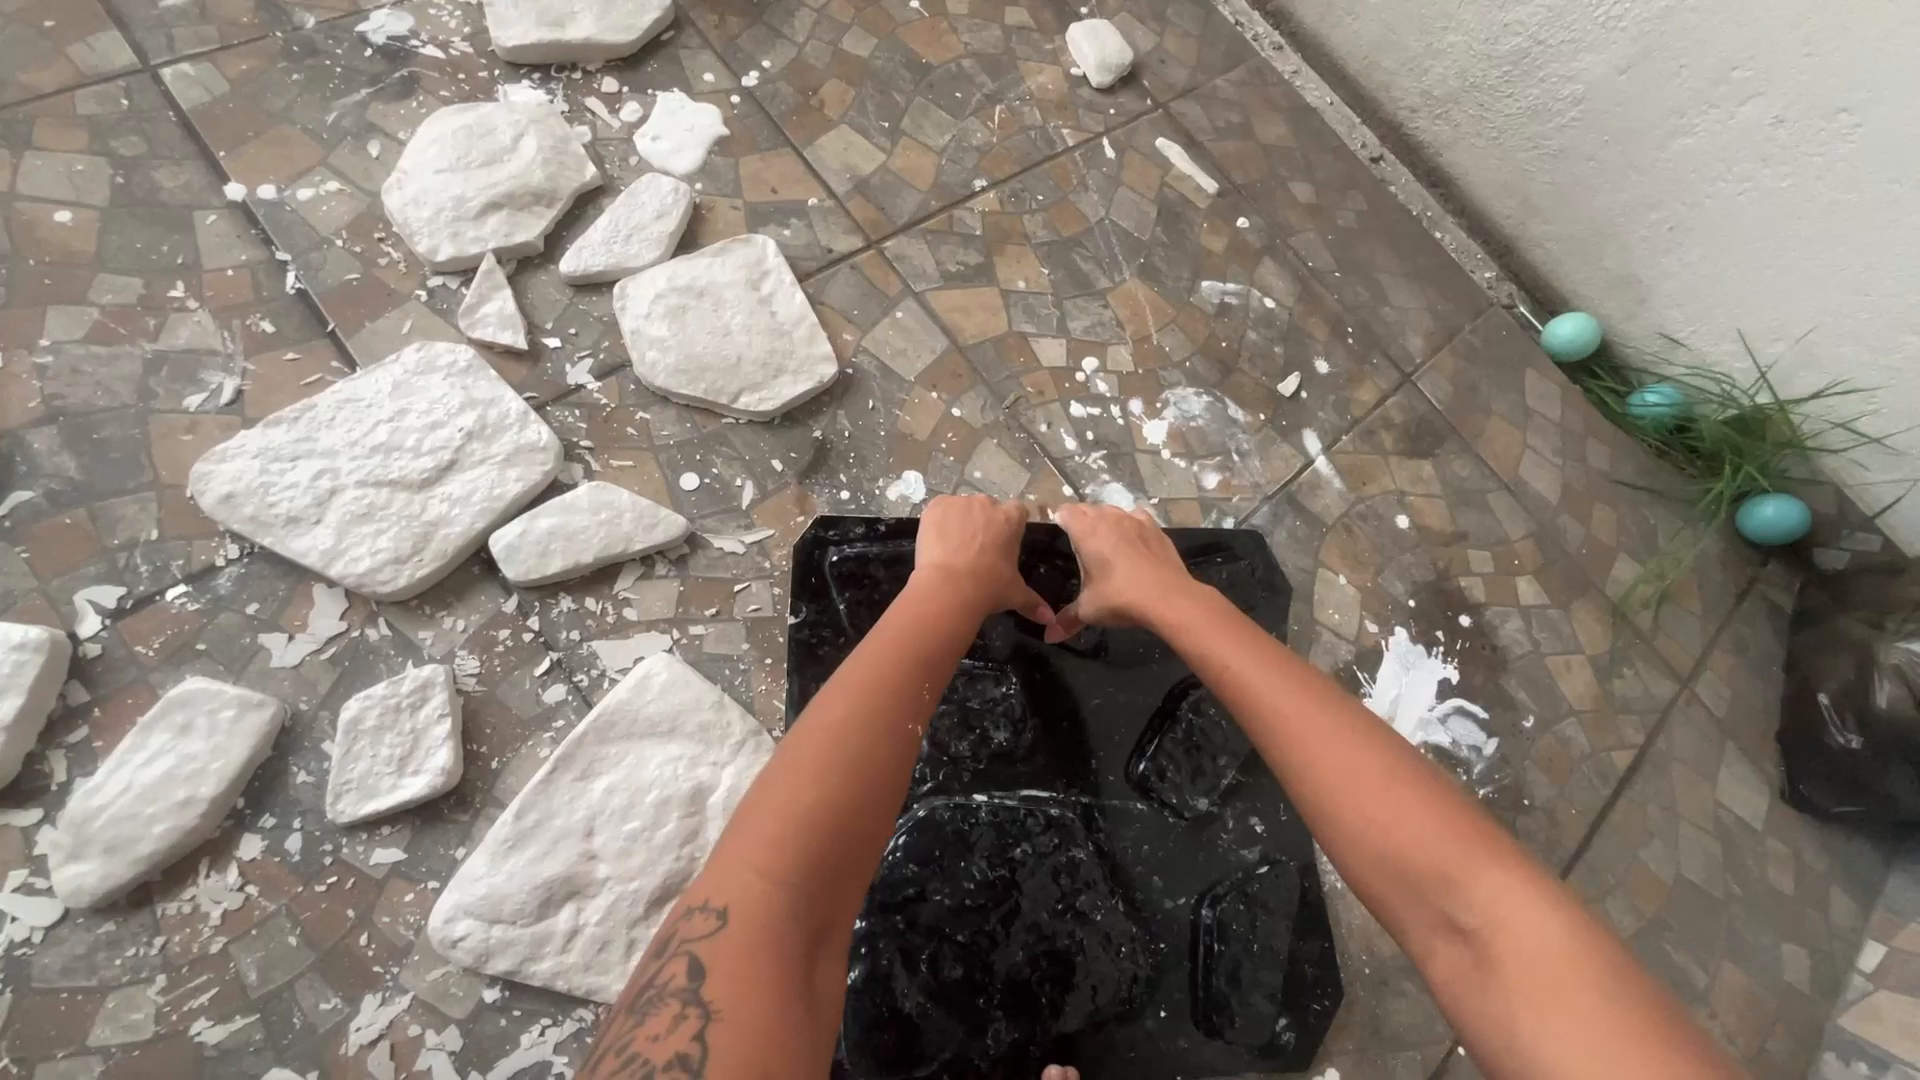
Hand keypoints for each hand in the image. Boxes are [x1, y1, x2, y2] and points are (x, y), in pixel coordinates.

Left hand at [911, 495, 1055, 625]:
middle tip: (976, 551)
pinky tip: (937, 544)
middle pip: (987, 508)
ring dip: (959, 523)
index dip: (1010, 526)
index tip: (1003, 542)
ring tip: (952, 550)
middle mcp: (987, 503)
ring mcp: (959, 502)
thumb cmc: (988, 587)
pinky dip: (938, 523)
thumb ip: (1033, 602)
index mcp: (1012, 518)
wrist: (949, 587)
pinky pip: (939, 510)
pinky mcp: (935, 506)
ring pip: (961, 509)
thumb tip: (1049, 618)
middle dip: (983, 524)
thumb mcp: (1014, 594)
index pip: (1017, 511)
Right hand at [1045, 502, 1196, 642]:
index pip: (1065, 511)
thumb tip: (1049, 638)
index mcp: (1086, 531)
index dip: (1059, 520)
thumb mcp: (1089, 610)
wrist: (1169, 598)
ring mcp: (1134, 520)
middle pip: (1087, 508)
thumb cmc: (1121, 598)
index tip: (1059, 535)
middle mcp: (1109, 518)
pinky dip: (1130, 524)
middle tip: (1079, 543)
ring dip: (1105, 520)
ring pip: (1112, 510)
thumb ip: (1067, 619)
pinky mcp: (1155, 527)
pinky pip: (1136, 517)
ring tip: (1105, 542)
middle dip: (1080, 520)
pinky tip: (1132, 542)